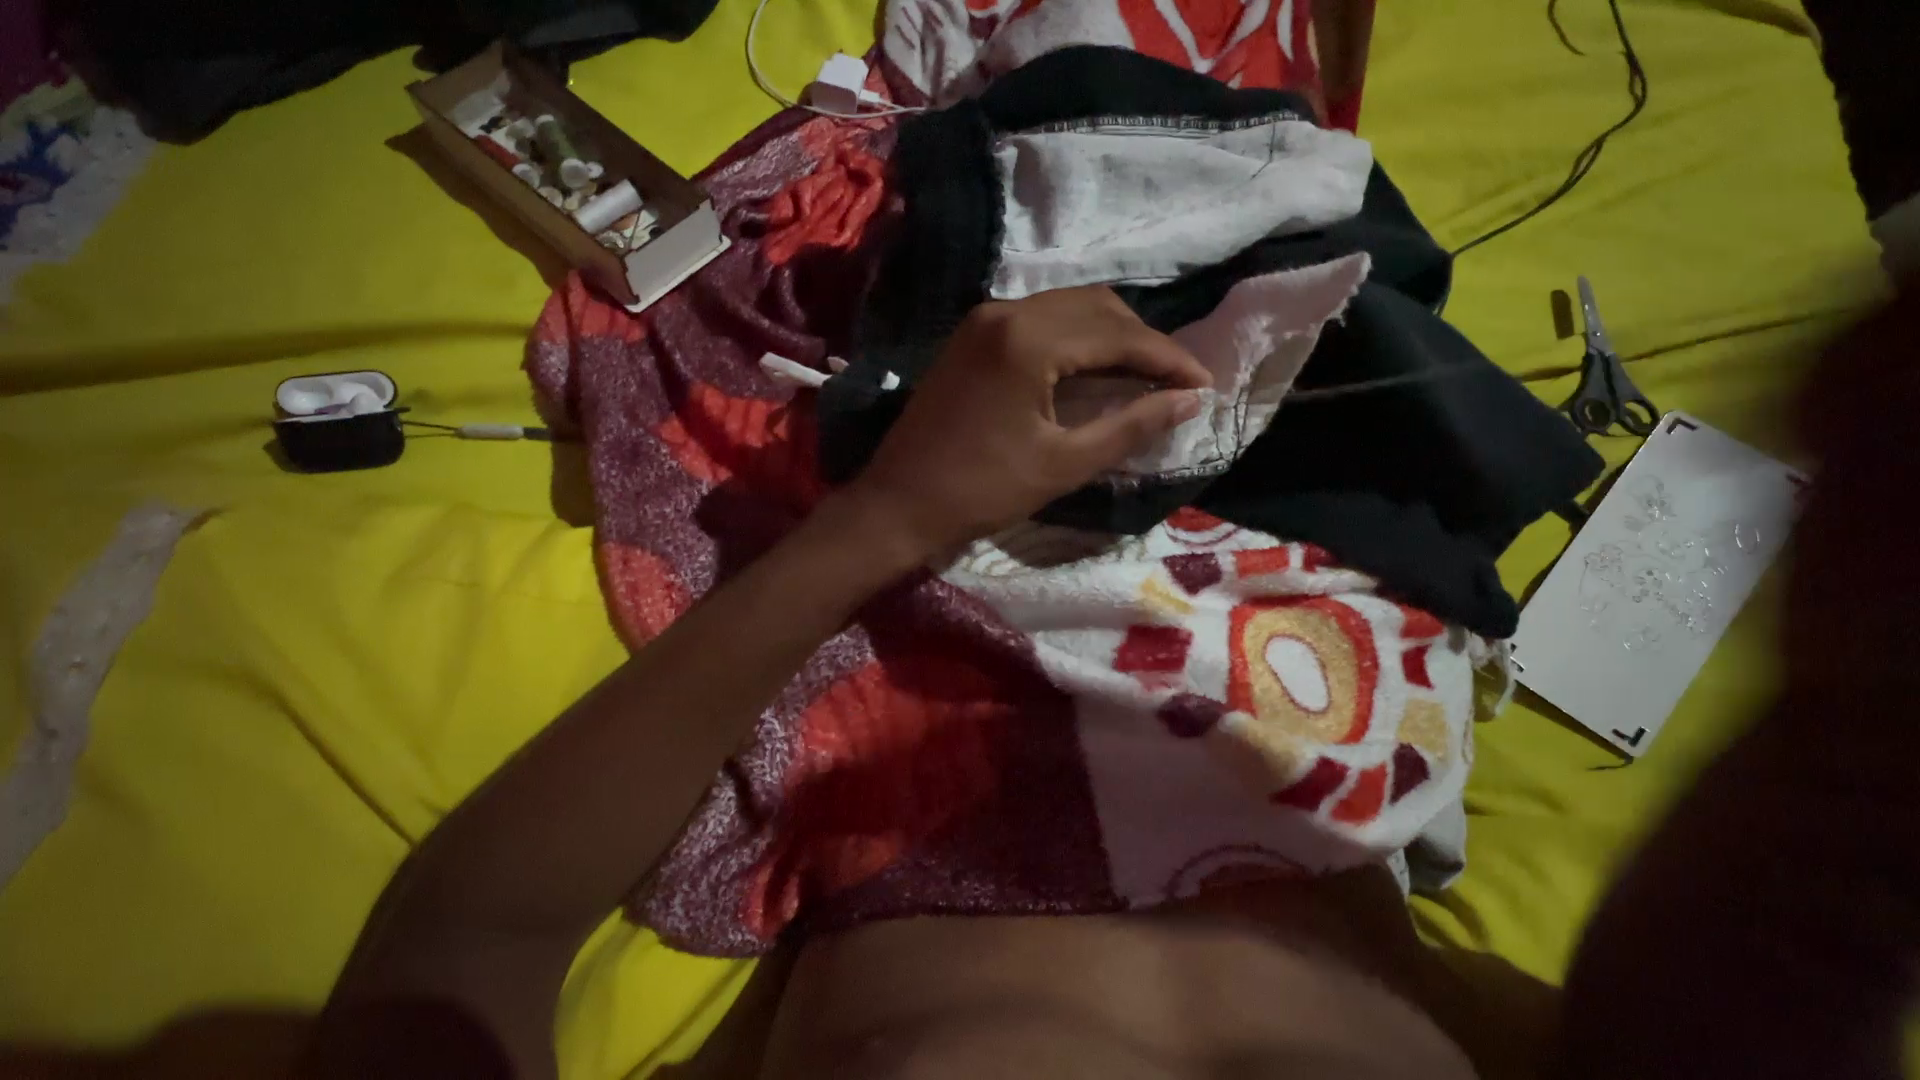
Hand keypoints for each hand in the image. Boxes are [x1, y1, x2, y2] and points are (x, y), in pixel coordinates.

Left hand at [839, 285, 1210, 560]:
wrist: (899, 503)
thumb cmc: (983, 490)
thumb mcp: (1065, 463)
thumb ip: (1131, 425)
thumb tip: (1189, 400)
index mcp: (1029, 340)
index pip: (1119, 334)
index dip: (1168, 359)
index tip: (1205, 385)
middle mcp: (1006, 312)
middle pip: (1096, 308)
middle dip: (1143, 342)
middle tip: (1176, 381)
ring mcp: (983, 320)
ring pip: (1068, 309)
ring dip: (1111, 335)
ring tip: (1144, 376)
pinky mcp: (971, 336)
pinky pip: (1039, 320)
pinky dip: (1076, 338)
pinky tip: (1095, 369)